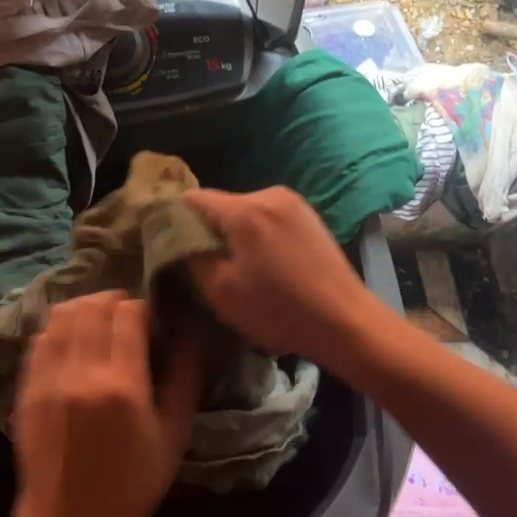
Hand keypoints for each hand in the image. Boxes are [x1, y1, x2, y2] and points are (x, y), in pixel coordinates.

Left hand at [11, 291, 200, 516]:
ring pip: (62, 313)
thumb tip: (190, 336)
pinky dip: (59, 328)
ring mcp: (48, 378)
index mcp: (122, 387)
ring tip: (99, 323)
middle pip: (93, 305)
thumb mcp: (172, 439)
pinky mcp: (26, 387)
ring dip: (84, 309)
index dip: (142, 308)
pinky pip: (40, 336)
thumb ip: (183, 382)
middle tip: (126, 317)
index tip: (151, 322)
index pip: (127, 313)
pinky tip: (73, 343)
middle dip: (113, 301)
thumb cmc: (130, 488)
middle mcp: (81, 373)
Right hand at [182, 186, 378, 368]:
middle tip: (207, 265)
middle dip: (209, 229)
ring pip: (244, 210)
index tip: (171, 244)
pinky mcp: (308, 215)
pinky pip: (267, 216)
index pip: (194, 199)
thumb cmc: (279, 310)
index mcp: (244, 210)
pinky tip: (266, 264)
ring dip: (235, 233)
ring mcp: (292, 202)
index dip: (177, 219)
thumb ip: (191, 256)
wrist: (346, 322)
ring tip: (240, 268)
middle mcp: (267, 194)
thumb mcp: (222, 291)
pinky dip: (258, 234)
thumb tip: (174, 236)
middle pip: (221, 204)